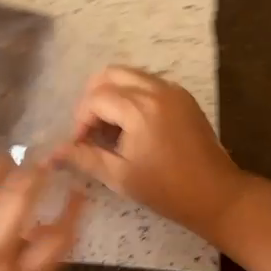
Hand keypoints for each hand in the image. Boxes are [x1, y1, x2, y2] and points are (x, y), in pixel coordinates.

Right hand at [58, 66, 248, 240]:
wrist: (218, 196)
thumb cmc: (166, 190)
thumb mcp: (120, 177)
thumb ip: (84, 158)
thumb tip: (52, 154)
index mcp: (139, 109)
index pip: (95, 99)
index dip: (81, 120)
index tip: (80, 144)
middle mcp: (156, 90)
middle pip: (110, 74)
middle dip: (93, 98)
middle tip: (91, 128)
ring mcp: (173, 90)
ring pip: (130, 75)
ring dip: (112, 95)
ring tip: (110, 128)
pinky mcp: (183, 97)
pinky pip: (148, 83)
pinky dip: (132, 95)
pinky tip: (132, 126)